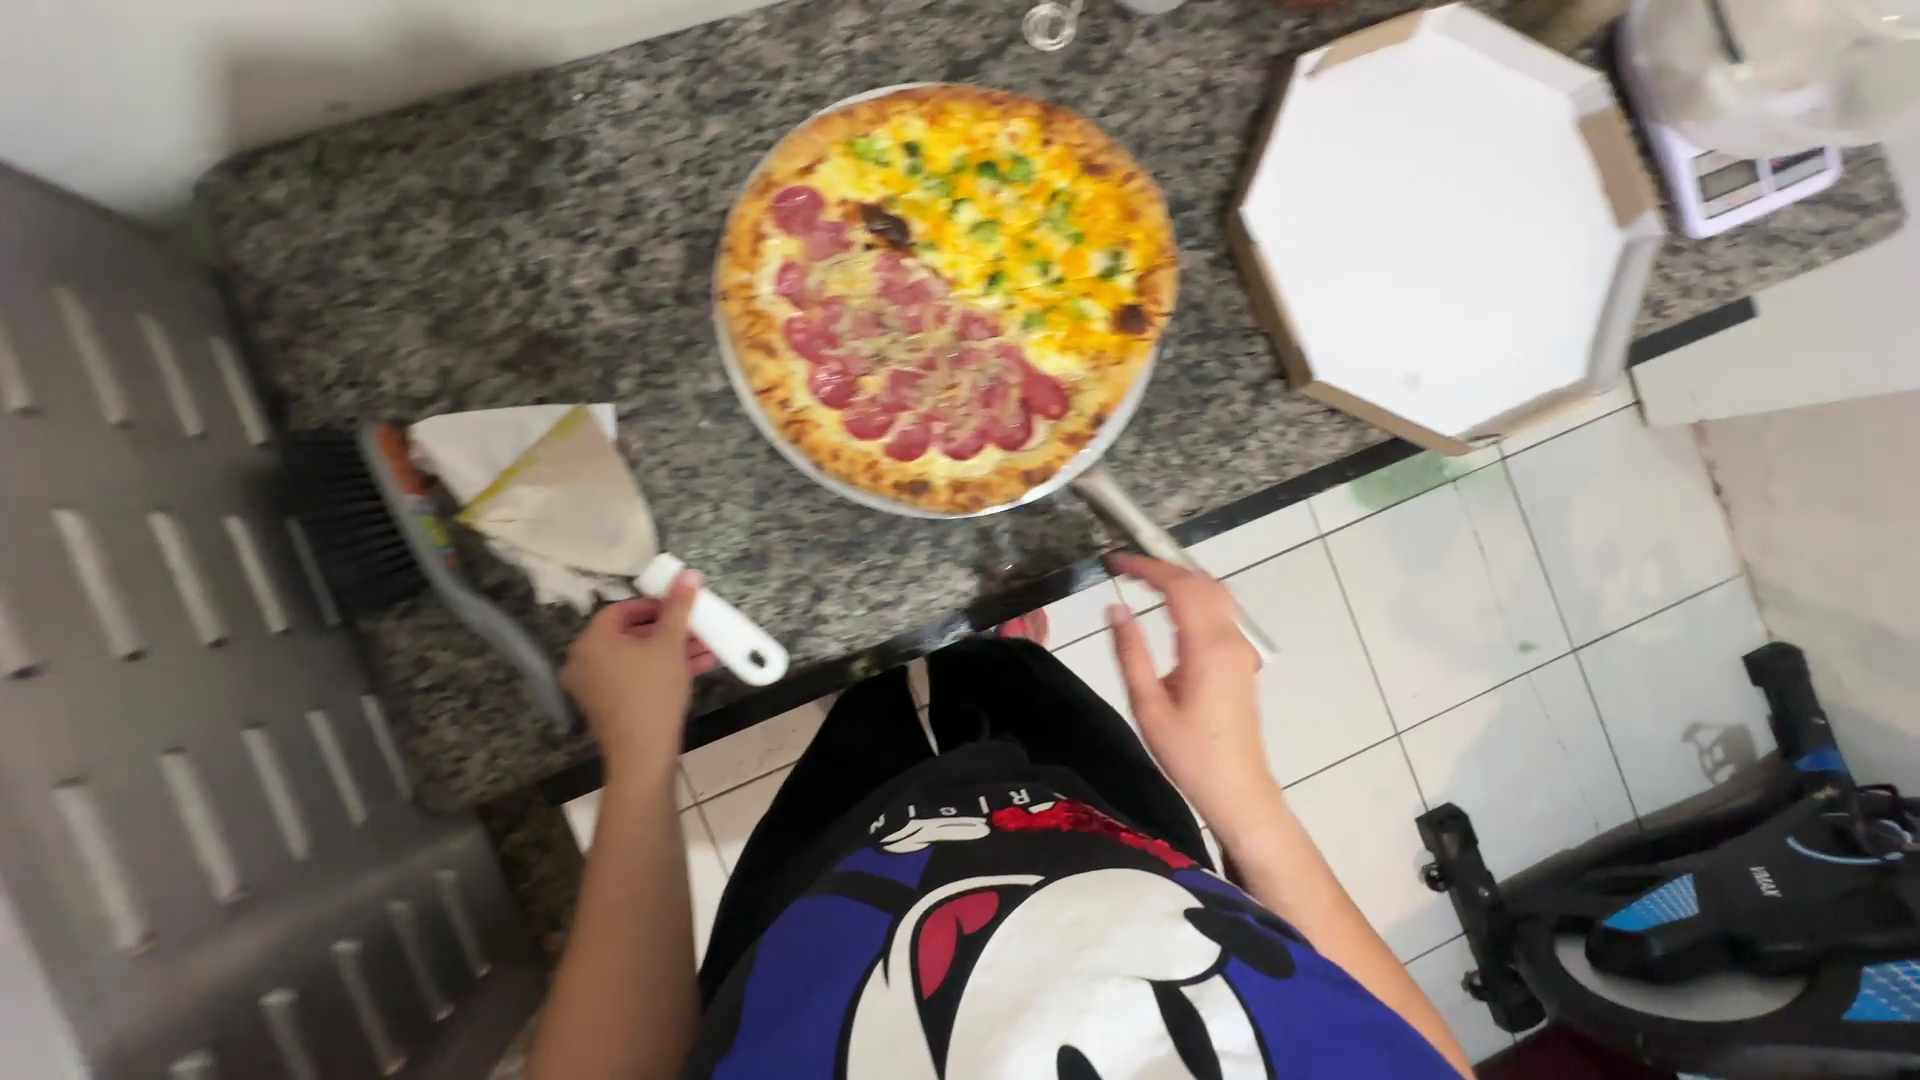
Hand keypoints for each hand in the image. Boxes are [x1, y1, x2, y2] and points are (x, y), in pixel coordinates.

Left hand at [561, 570, 718, 785]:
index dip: (657, 605)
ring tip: (706, 651)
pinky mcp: (605, 705)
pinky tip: (694, 670)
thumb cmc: (653, 692)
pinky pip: (633, 677)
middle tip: (698, 630)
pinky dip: (659, 671)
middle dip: (670, 631)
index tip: (683, 609)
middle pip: (631, 633)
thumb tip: (688, 574)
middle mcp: (583, 660)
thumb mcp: (671, 644)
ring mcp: (591, 686)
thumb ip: (679, 607)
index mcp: (591, 640)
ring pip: (636, 657)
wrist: (642, 754)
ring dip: (671, 651)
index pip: (624, 608)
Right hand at [1105, 554, 1280, 837]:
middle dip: (1163, 566)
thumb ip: (1130, 652)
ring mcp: (1241, 649)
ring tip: (1145, 579)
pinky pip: (1222, 611)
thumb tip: (1115, 609)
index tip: (1115, 561)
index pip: (1179, 587)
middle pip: (1202, 582)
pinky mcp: (1242, 660)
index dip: (1146, 567)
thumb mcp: (1148, 705)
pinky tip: (1173, 605)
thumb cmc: (1189, 753)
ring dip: (1182, 578)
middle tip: (1125, 566)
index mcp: (1206, 649)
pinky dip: (1196, 595)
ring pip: (1216, 593)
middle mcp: (1230, 640)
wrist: (1236, 788)